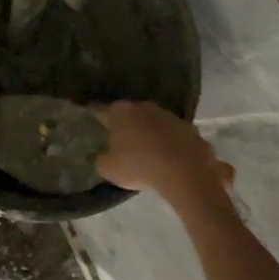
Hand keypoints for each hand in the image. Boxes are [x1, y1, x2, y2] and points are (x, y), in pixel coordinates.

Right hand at [93, 101, 233, 201]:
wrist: (185, 172)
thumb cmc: (139, 165)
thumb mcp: (108, 168)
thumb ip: (102, 158)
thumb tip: (104, 156)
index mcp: (120, 112)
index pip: (100, 110)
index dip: (93, 115)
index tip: (88, 117)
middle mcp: (144, 107)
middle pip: (129, 113)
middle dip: (124, 123)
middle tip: (118, 137)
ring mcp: (170, 116)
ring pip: (153, 122)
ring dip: (149, 132)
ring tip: (145, 150)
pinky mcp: (190, 129)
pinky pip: (173, 136)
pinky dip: (169, 144)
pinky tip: (168, 159)